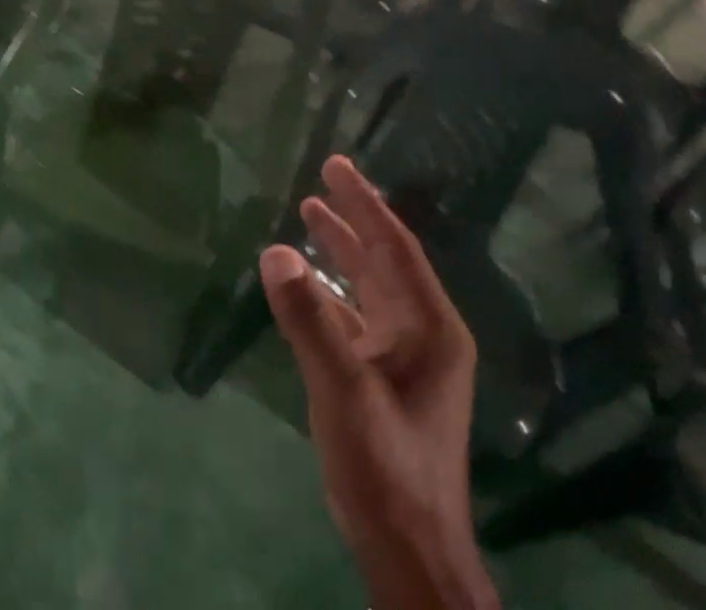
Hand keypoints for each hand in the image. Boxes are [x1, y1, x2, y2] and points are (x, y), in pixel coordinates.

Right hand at [259, 157, 498, 609]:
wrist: (407, 540)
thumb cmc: (384, 463)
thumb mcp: (342, 389)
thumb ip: (309, 320)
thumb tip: (275, 253)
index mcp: (430, 329)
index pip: (394, 250)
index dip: (365, 205)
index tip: (337, 165)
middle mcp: (423, 335)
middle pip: (386, 262)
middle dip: (354, 220)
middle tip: (322, 180)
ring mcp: (405, 360)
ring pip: (370, 288)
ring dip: (342, 252)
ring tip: (310, 216)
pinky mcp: (382, 379)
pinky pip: (355, 317)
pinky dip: (330, 292)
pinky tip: (305, 285)